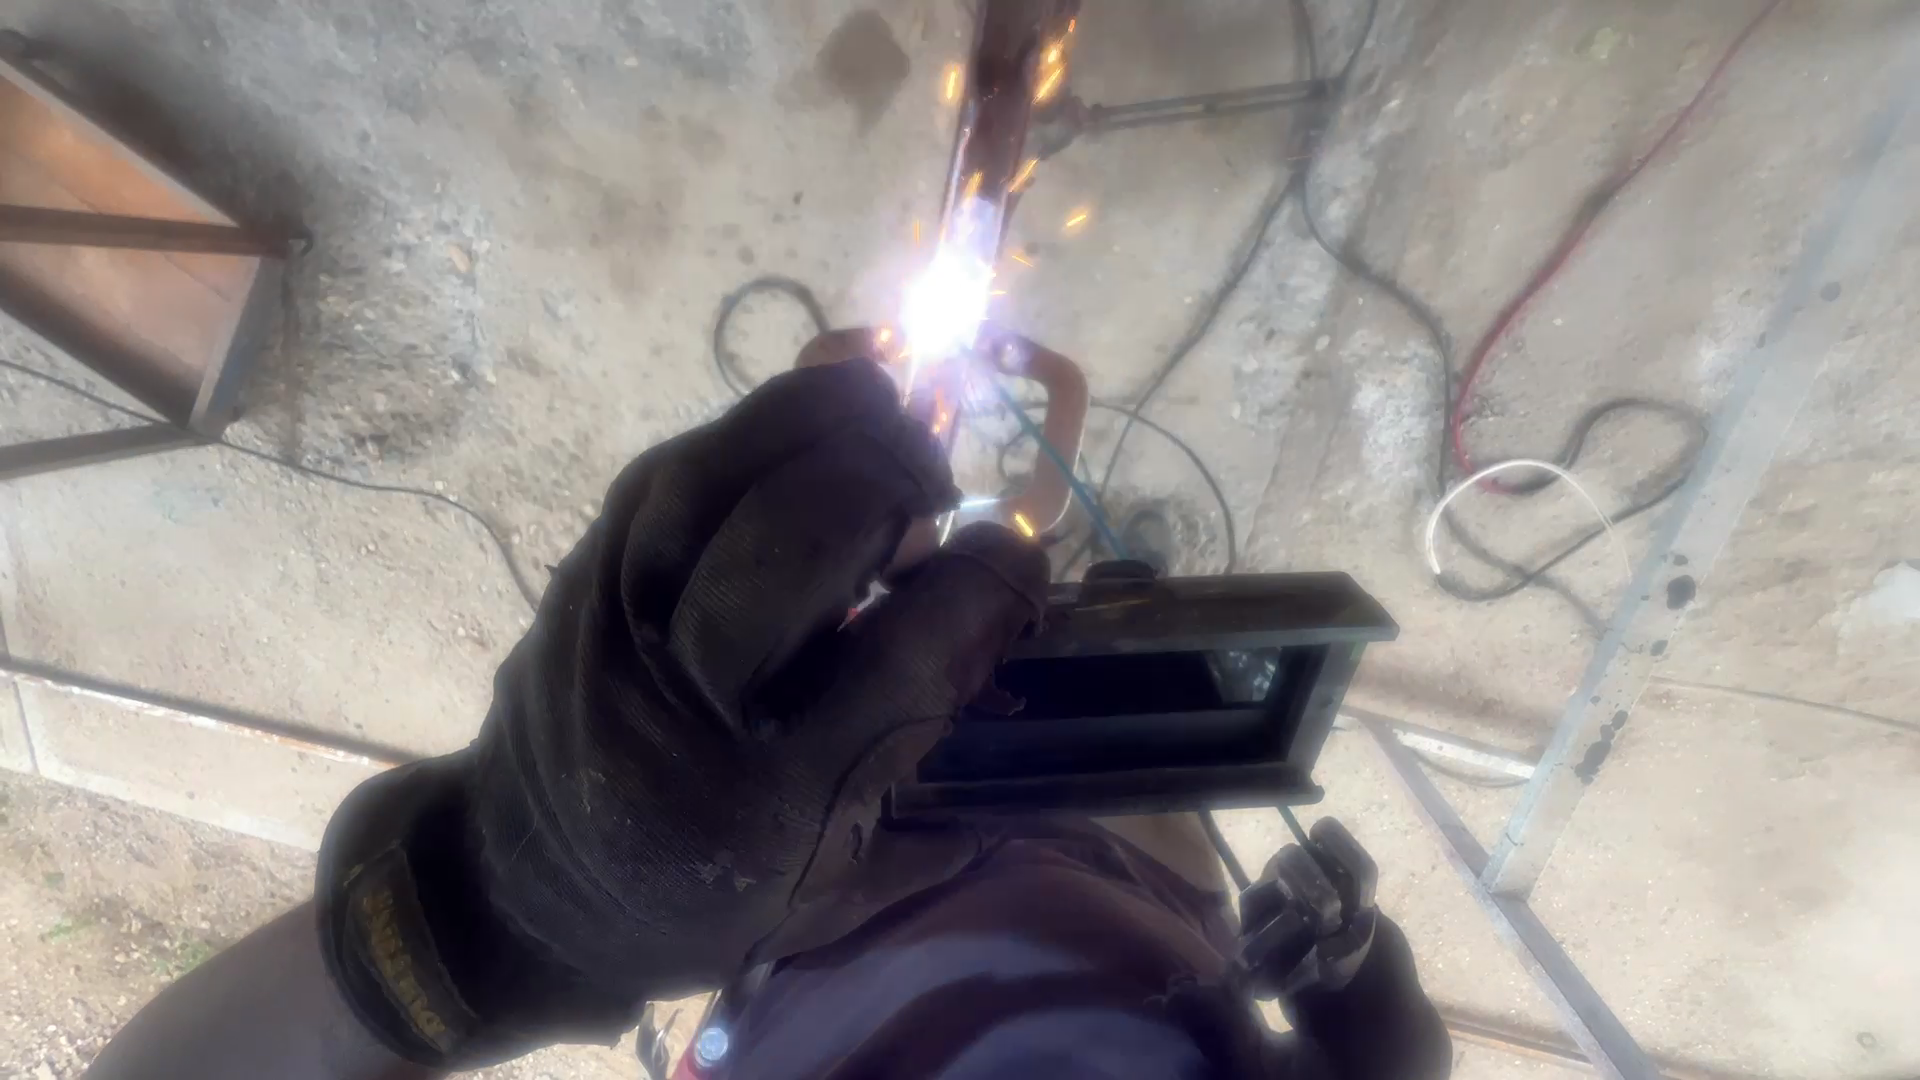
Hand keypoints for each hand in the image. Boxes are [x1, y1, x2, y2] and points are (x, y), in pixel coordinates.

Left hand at [316, 348, 1048, 1067]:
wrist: (519, 889)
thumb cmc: (702, 898)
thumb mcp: (838, 888)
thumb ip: (936, 786)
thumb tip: (1011, 645)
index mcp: (773, 799)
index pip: (910, 651)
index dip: (989, 583)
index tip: (1022, 562)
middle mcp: (688, 695)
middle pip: (807, 530)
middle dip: (898, 481)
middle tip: (935, 494)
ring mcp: (616, 608)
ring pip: (734, 459)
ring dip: (839, 425)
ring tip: (891, 440)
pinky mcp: (582, 560)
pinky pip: (690, 453)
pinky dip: (775, 424)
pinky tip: (821, 440)